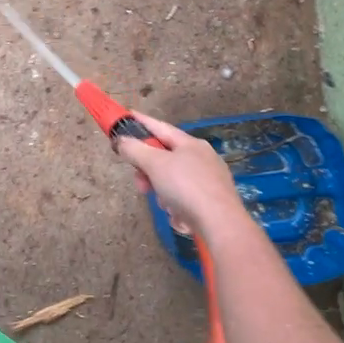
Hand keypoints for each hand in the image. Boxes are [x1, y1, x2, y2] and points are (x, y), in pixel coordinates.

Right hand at [113, 111, 247, 236]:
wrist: (222, 226)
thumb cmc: (186, 187)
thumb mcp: (154, 163)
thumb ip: (133, 149)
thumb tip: (120, 141)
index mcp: (191, 144)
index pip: (159, 127)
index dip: (141, 121)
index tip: (126, 116)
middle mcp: (203, 159)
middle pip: (165, 159)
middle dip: (149, 172)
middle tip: (140, 183)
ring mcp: (211, 183)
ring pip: (174, 182)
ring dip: (164, 194)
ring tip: (166, 206)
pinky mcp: (215, 205)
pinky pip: (186, 201)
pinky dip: (179, 209)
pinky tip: (181, 219)